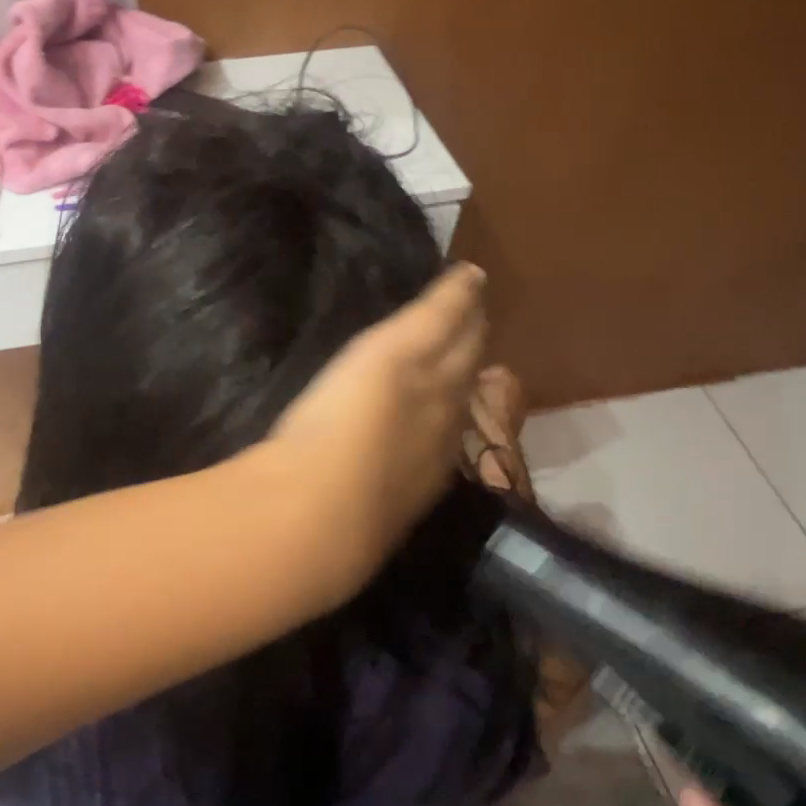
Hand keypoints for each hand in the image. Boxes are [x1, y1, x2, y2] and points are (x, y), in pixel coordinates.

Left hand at [263, 262, 488, 601]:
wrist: (321, 514)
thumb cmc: (333, 533)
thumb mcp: (368, 524)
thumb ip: (378, 505)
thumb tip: (381, 512)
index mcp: (428, 471)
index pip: (452, 429)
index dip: (457, 406)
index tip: (466, 391)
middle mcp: (442, 426)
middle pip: (467, 383)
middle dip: (474, 361)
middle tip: (484, 333)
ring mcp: (426, 384)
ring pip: (459, 349)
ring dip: (467, 327)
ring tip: (475, 305)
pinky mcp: (402, 351)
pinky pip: (439, 315)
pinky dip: (453, 293)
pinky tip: (466, 272)